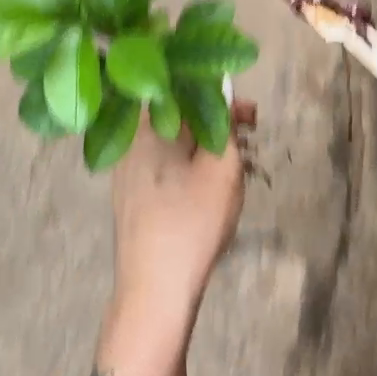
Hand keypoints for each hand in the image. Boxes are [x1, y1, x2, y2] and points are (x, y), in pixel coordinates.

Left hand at [109, 114, 244, 336]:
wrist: (156, 285)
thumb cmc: (193, 220)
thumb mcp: (222, 166)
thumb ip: (225, 124)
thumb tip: (223, 94)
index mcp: (145, 127)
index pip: (184, 90)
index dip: (222, 96)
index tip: (252, 116)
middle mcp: (127, 142)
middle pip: (177, 116)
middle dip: (216, 121)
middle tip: (250, 139)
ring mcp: (125, 170)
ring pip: (171, 142)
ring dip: (204, 144)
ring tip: (236, 164)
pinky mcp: (130, 195)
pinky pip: (163, 164)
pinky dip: (189, 164)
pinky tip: (209, 185)